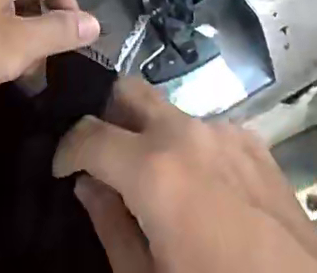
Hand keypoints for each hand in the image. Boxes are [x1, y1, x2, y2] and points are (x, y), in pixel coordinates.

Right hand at [54, 78, 316, 272]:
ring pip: (169, 111)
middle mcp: (187, 132)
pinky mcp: (256, 145)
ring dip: (150, 135)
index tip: (61, 169)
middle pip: (129, 91)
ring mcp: (226, 133)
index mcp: (153, 167)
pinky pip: (206, 130)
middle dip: (106, 114)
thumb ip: (110, 225)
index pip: (88, 133)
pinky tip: (201, 191)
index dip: (65, 149)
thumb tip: (89, 184)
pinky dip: (189, 148)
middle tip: (103, 157)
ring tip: (155, 182)